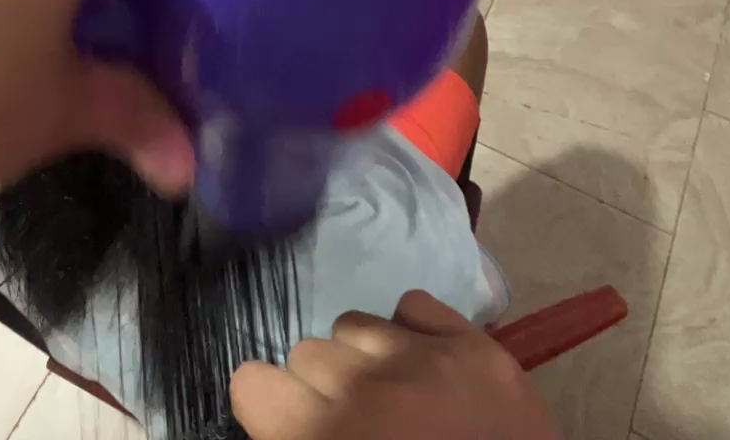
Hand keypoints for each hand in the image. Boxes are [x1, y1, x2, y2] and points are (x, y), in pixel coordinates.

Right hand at [231, 290, 562, 439]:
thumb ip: (299, 439)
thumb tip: (280, 415)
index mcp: (325, 434)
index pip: (252, 383)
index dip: (271, 409)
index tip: (295, 428)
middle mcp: (365, 384)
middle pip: (305, 352)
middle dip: (323, 389)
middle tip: (359, 428)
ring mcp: (425, 358)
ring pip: (352, 323)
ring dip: (364, 360)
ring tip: (396, 399)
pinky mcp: (477, 346)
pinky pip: (412, 304)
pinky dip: (413, 333)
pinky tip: (428, 371)